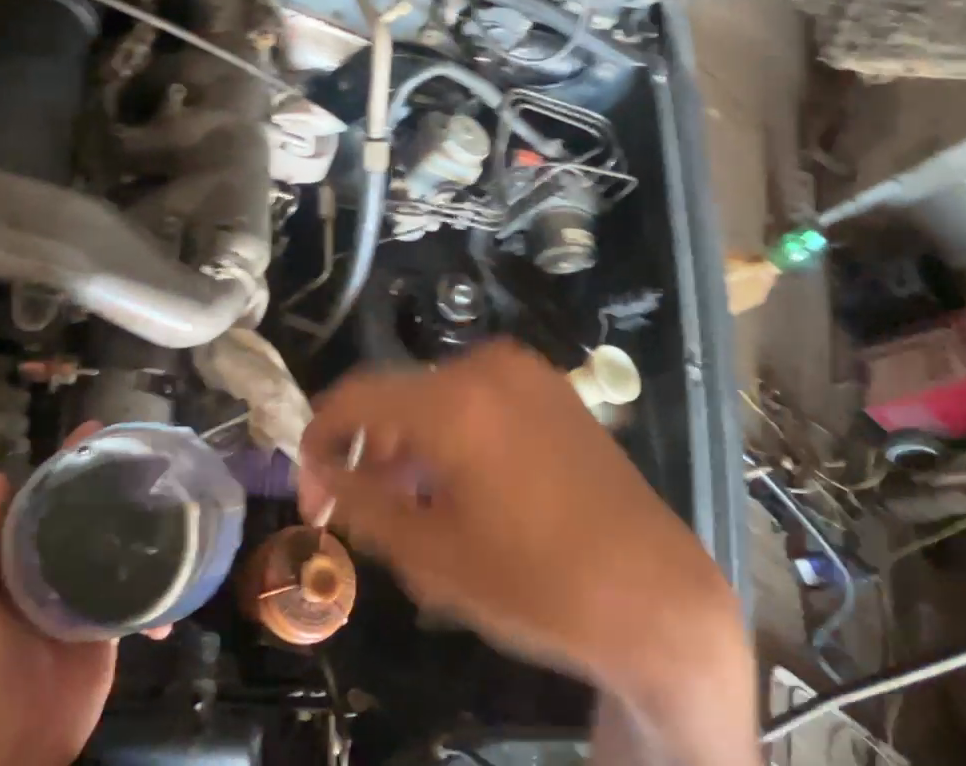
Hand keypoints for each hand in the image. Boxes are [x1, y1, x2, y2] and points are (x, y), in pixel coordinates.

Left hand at [0, 422, 167, 765]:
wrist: (26, 729)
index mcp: (20, 555)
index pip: (46, 495)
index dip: (68, 460)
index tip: (96, 429)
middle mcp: (55, 564)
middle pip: (86, 511)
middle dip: (111, 481)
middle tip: (145, 456)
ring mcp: (87, 590)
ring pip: (117, 544)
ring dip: (141, 524)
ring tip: (170, 499)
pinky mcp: (114, 618)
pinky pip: (139, 589)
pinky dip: (159, 586)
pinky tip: (178, 576)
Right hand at [299, 341, 756, 765]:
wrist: (656, 598)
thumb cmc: (536, 583)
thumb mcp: (432, 554)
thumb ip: (362, 503)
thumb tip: (319, 475)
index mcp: (454, 399)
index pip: (355, 398)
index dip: (319, 440)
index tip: (309, 489)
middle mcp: (489, 368)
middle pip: (398, 396)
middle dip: (368, 448)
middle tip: (356, 508)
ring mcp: (530, 377)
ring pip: (438, 399)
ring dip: (409, 445)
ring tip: (404, 507)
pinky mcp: (557, 396)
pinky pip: (479, 403)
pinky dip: (451, 437)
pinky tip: (454, 490)